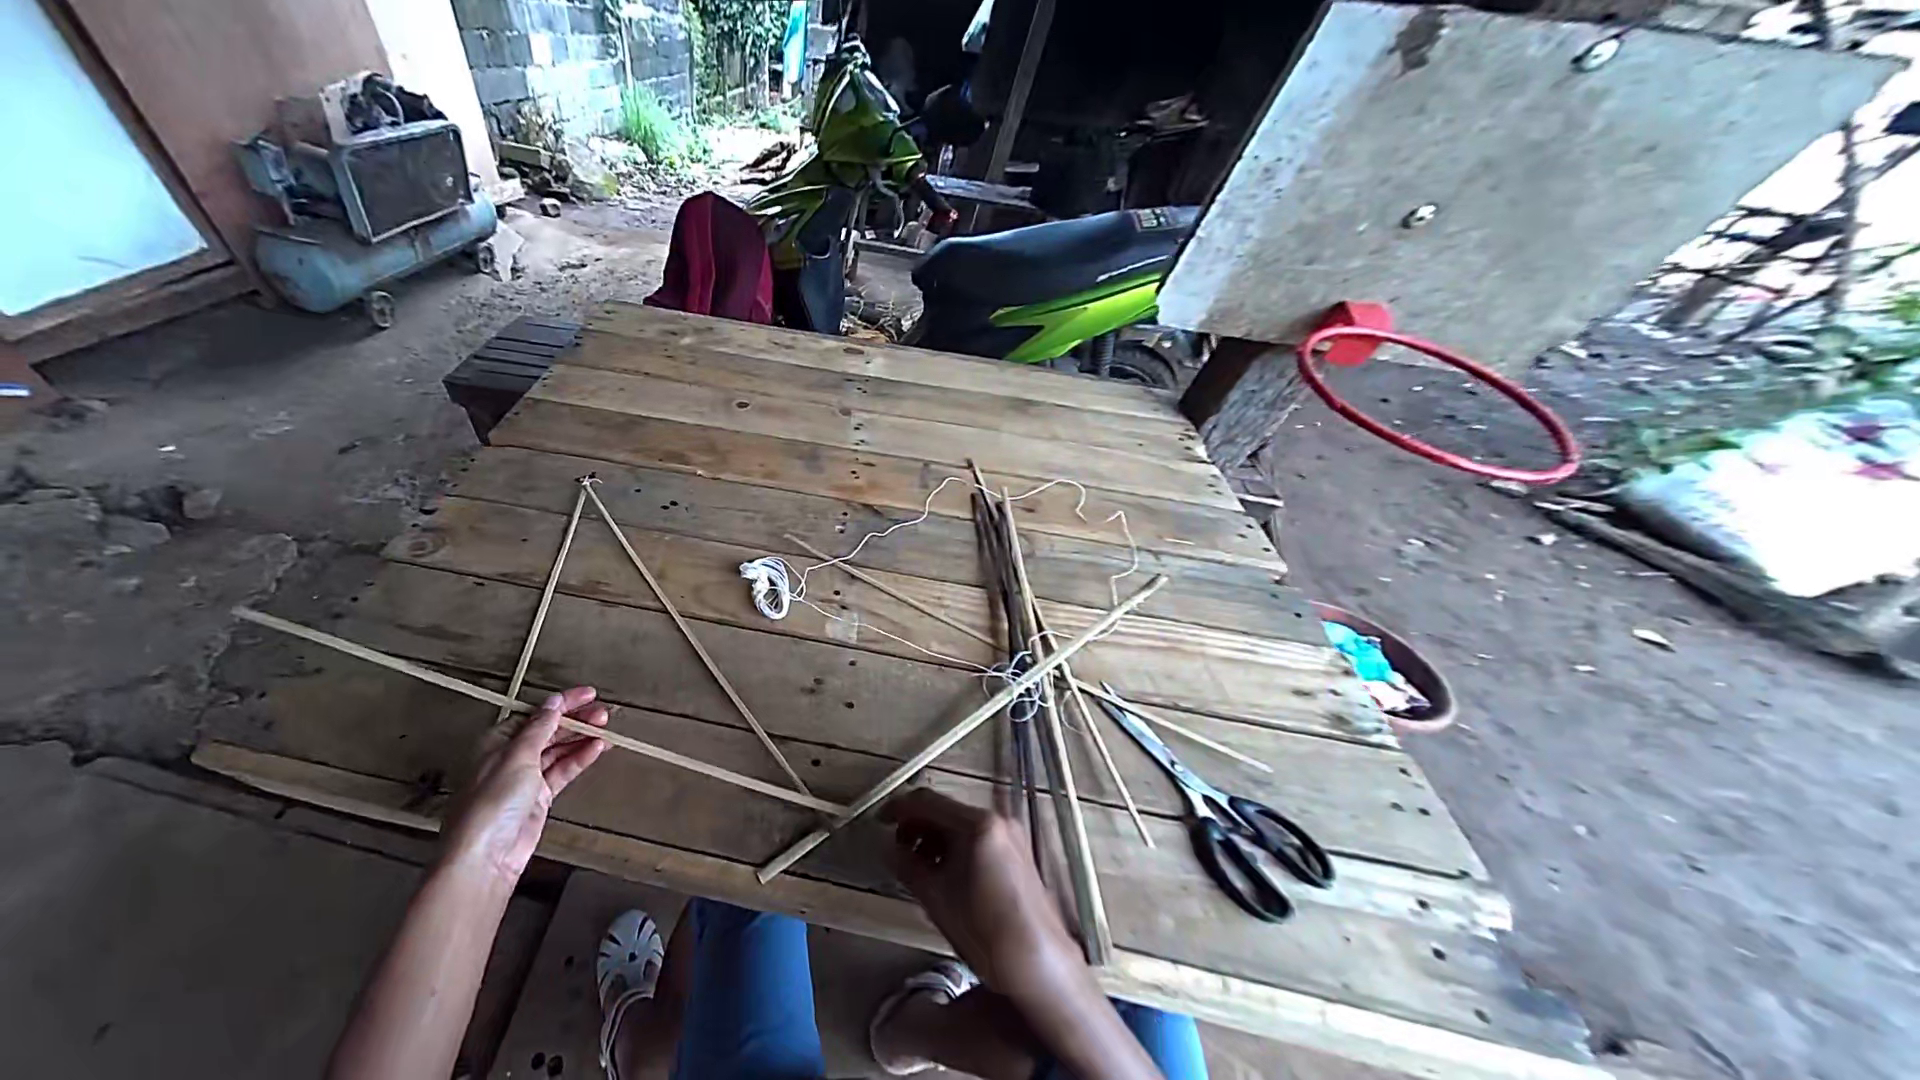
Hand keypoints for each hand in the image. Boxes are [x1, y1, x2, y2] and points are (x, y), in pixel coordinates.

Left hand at [440, 686, 608, 882]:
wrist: (486, 856)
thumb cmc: (491, 804)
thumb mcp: (517, 756)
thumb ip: (539, 728)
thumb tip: (553, 703)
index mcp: (497, 743)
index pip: (535, 715)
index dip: (562, 703)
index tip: (588, 695)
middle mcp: (511, 758)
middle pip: (549, 731)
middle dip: (576, 721)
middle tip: (602, 714)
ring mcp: (526, 778)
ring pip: (560, 750)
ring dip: (582, 738)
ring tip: (605, 729)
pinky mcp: (540, 796)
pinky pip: (564, 770)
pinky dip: (581, 758)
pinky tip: (597, 749)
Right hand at [881, 788, 1083, 997]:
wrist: (1037, 962)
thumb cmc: (985, 932)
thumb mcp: (936, 897)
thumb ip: (907, 866)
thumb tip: (888, 849)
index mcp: (978, 824)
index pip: (928, 801)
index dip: (898, 808)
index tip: (880, 821)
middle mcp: (998, 819)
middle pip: (947, 810)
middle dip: (917, 826)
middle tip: (896, 849)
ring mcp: (1011, 834)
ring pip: (962, 824)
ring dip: (934, 838)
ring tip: (916, 866)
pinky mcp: (1016, 851)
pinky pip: (978, 837)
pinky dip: (955, 847)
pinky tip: (942, 872)